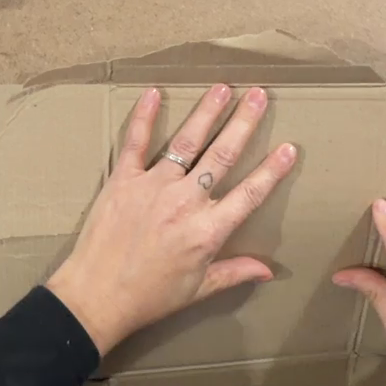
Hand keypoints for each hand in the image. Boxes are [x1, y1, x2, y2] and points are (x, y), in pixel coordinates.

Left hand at [46, 84, 298, 354]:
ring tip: (223, 88)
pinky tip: (154, 92)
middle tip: (260, 95)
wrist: (96, 297)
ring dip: (206, 112)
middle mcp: (185, 202)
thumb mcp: (198, 290)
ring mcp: (153, 187)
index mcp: (208, 230)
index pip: (250, 194)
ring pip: (187, 142)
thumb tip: (268, 270)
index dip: (272, 170)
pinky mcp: (123, 180)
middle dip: (243, 123)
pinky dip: (144, 116)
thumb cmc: (149, 297)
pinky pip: (136, 142)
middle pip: (222, 155)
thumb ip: (234, 272)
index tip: (289, 147)